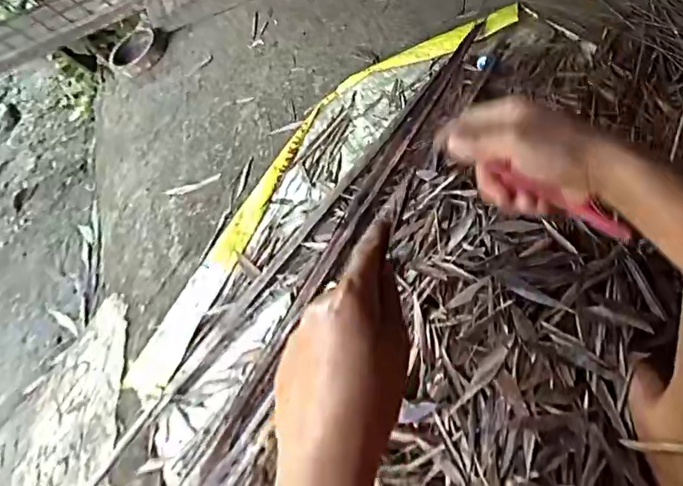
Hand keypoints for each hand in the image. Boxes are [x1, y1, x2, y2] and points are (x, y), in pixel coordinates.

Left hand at [273, 221, 408, 485]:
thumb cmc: (365, 407)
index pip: (367, 252)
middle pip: (350, 288)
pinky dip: (329, 351)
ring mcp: (298, 336)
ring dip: (347, 329)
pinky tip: (342, 382)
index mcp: (348, 298)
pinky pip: (314, 341)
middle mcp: (318, 309)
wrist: (324, 460)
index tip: (384, 224)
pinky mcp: (286, 361)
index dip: (378, 235)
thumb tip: (385, 274)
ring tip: (364, 369)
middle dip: (367, 300)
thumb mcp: (397, 342)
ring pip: (331, 316)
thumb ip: (391, 298)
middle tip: (386, 331)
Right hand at [438, 97, 606, 214]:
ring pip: (501, 179)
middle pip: (483, 158)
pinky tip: (542, 201)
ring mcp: (529, 155)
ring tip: (528, 199)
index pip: (470, 120)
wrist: (601, 172)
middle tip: (502, 194)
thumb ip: (480, 142)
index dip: (455, 137)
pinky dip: (529, 200)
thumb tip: (449, 141)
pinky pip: (521, 191)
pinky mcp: (541, 177)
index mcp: (508, 114)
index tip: (442, 155)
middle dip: (491, 181)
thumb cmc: (558, 151)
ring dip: (511, 195)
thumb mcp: (514, 142)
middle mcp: (516, 131)